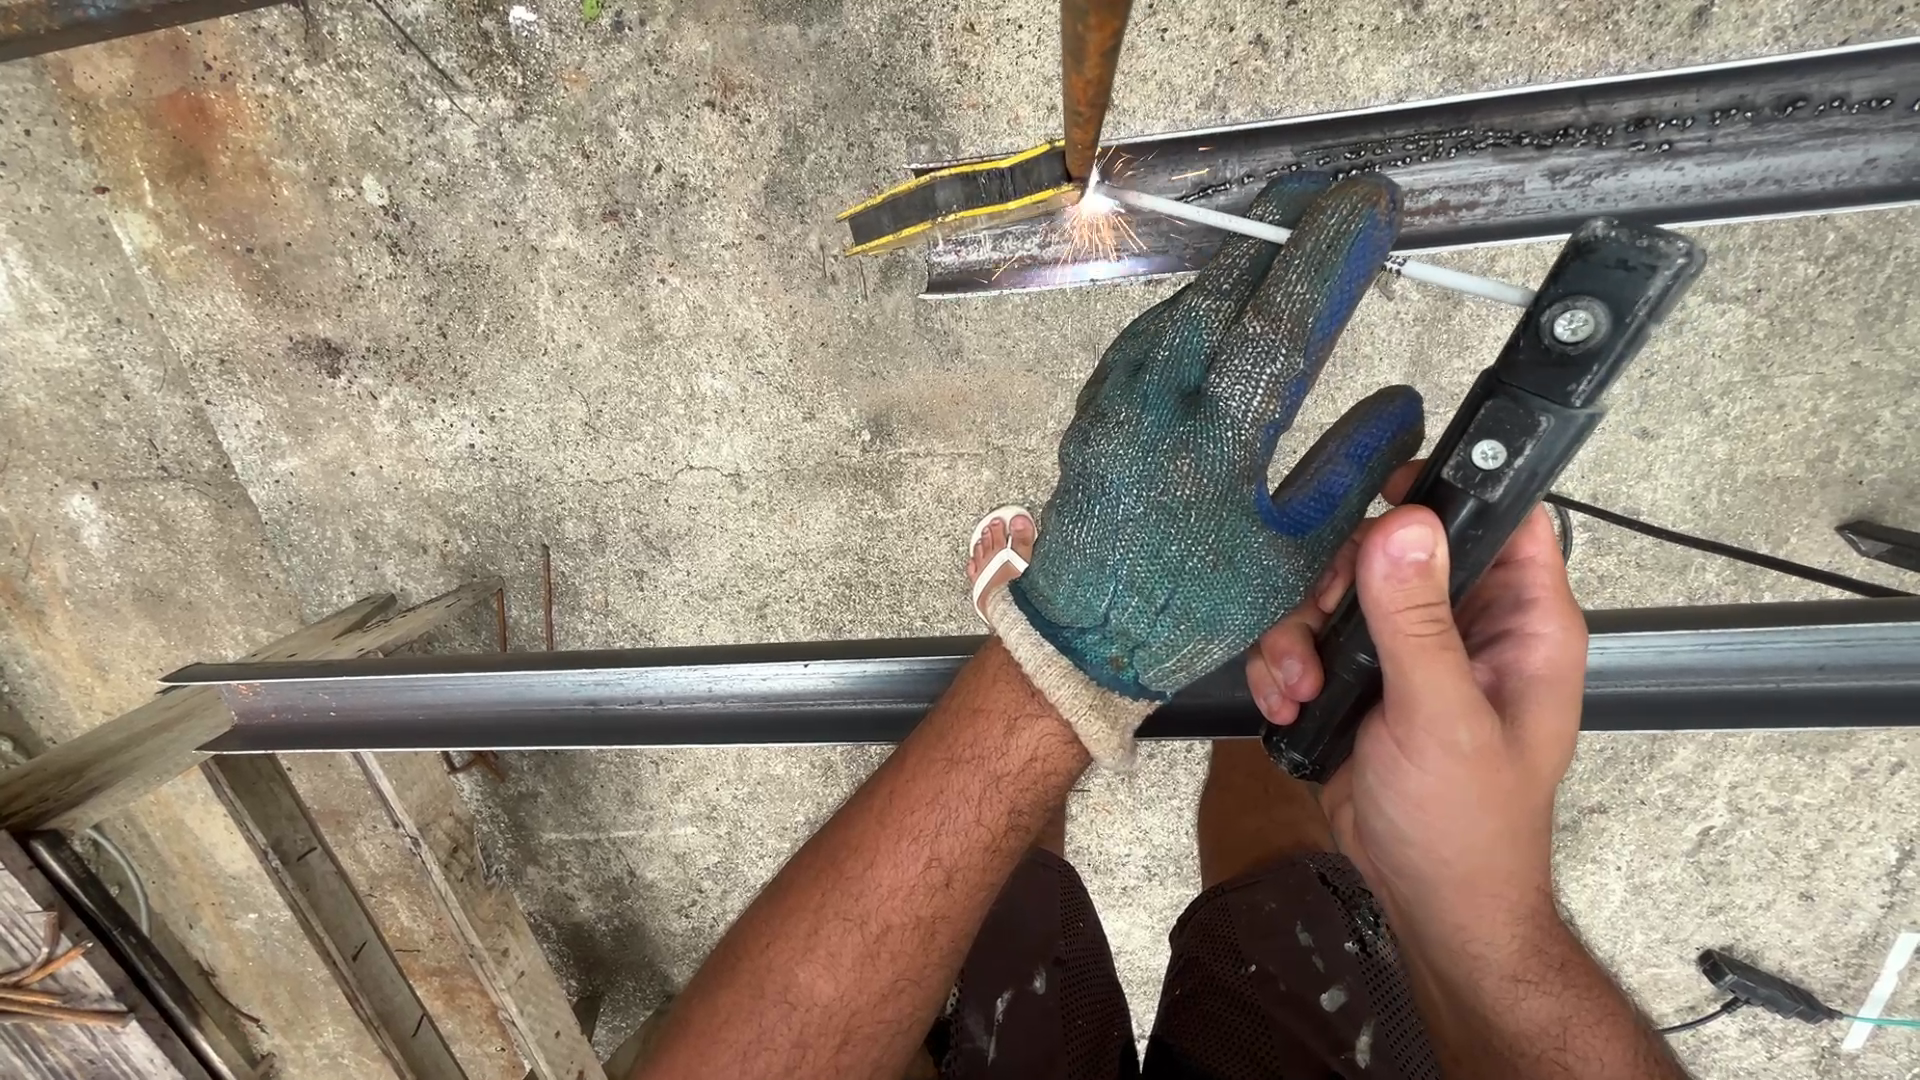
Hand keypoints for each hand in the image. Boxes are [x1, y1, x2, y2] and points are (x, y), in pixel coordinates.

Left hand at [994, 172, 1424, 764]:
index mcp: (1212, 446)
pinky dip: (1189, 306)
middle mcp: (1153, 409)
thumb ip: (1351, 472)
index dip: (1332, 254)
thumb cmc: (1189, 606)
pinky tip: (1217, 301)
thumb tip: (1400, 406)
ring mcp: (1114, 403)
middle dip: (1280, 227)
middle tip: (1328, 194)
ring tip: (1283, 236)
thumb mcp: (1290, 553)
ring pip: (1178, 305)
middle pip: (1221, 288)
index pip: (1280, 322)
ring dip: (1233, 262)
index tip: (1373, 206)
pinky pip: (1145, 337)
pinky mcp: (1094, 410)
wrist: (1088, 631)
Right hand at [1249, 467, 1585, 936]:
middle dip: (1340, 586)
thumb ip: (1417, 621)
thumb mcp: (1439, 716)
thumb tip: (1403, 521)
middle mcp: (1459, 625)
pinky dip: (1283, 666)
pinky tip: (1283, 704)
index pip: (1502, 521)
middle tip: (1324, 627)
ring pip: (1335, 596)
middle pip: (1390, 551)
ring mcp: (1401, 651)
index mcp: (1516, 623)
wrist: (1420, 892)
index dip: (1453, 490)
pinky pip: (1306, 640)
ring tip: (1294, 687)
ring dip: (1298, 635)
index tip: (1386, 490)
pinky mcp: (1354, 678)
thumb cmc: (1461, 817)